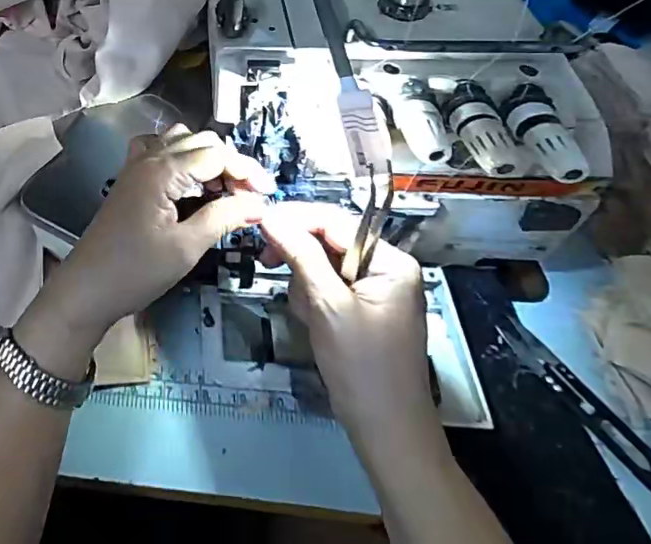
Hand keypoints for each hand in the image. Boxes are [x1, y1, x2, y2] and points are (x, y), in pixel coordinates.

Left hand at [17, 125, 272, 374]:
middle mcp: (149, 156)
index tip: (268, 195)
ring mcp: (136, 164)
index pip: (216, 154)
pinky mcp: (131, 177)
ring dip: (207, 158)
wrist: (86, 288)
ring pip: (181, 141)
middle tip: (249, 197)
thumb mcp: (186, 247)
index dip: (246, 171)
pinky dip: (182, 158)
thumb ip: (224, 217)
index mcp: (163, 169)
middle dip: (230, 164)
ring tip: (224, 190)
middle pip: (201, 141)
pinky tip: (191, 183)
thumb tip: (260, 203)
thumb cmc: (136, 270)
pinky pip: (160, 150)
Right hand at [260, 203, 439, 446]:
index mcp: (390, 260)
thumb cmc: (362, 368)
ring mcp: (374, 288)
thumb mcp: (328, 306)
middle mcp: (385, 267)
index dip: (296, 218)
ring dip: (305, 284)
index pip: (336, 221)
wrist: (387, 433)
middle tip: (268, 263)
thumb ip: (300, 255)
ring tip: (308, 316)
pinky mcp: (361, 308)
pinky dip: (312, 300)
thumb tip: (270, 216)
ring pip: (322, 264)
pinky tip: (313, 323)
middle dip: (301, 259)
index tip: (260, 222)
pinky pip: (327, 286)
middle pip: (328, 240)